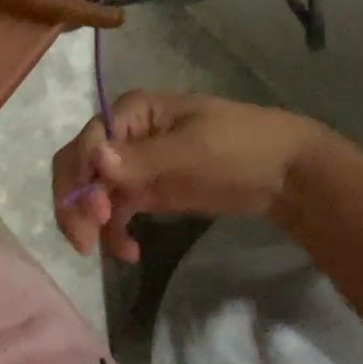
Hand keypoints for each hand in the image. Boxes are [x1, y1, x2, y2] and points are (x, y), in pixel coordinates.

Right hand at [51, 90, 326, 262]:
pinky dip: (113, 232)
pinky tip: (129, 251)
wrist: (288, 174)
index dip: (83, 176)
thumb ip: (143, 157)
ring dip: (88, 221)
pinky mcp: (142, 191)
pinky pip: (112, 212)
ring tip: (98, 250)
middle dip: (74, 202)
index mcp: (129, 112)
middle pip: (77, 168)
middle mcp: (120, 136)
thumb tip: (96, 160)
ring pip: (88, 193)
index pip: (87, 143)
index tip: (99, 211)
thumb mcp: (194, 149)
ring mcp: (130, 165)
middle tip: (83, 241)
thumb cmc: (243, 146)